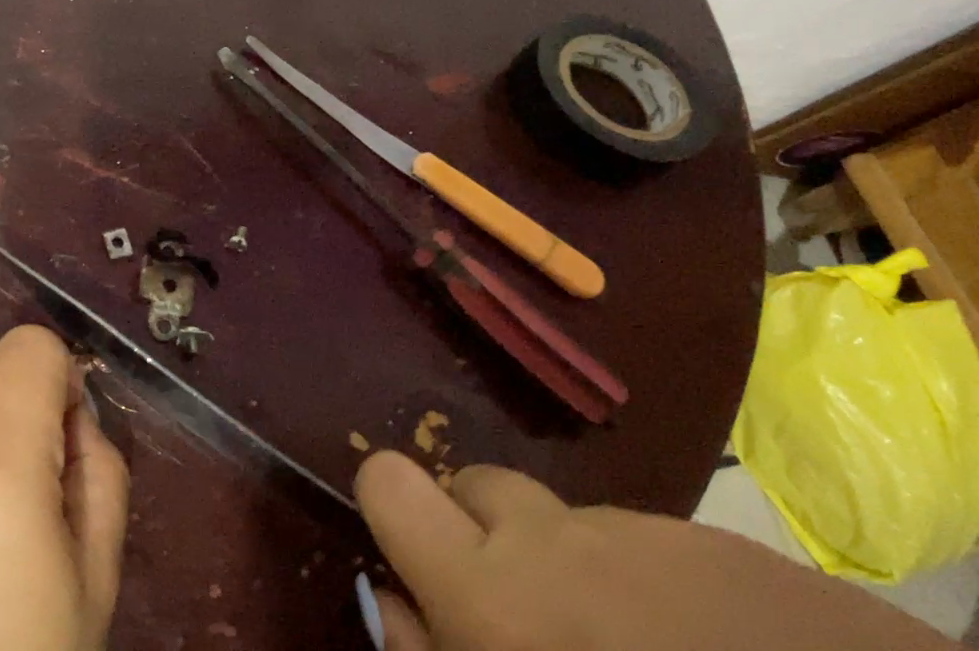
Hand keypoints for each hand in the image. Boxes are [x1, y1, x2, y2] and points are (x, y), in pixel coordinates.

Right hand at [354, 451, 957, 649]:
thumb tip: (394, 602)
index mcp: (485, 585)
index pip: (387, 479)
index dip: (388, 507)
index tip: (415, 558)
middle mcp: (550, 536)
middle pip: (477, 485)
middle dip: (481, 531)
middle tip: (521, 609)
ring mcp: (643, 532)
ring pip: (570, 521)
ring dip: (573, 565)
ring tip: (631, 646)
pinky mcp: (727, 545)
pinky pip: (653, 543)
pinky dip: (651, 582)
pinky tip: (701, 647)